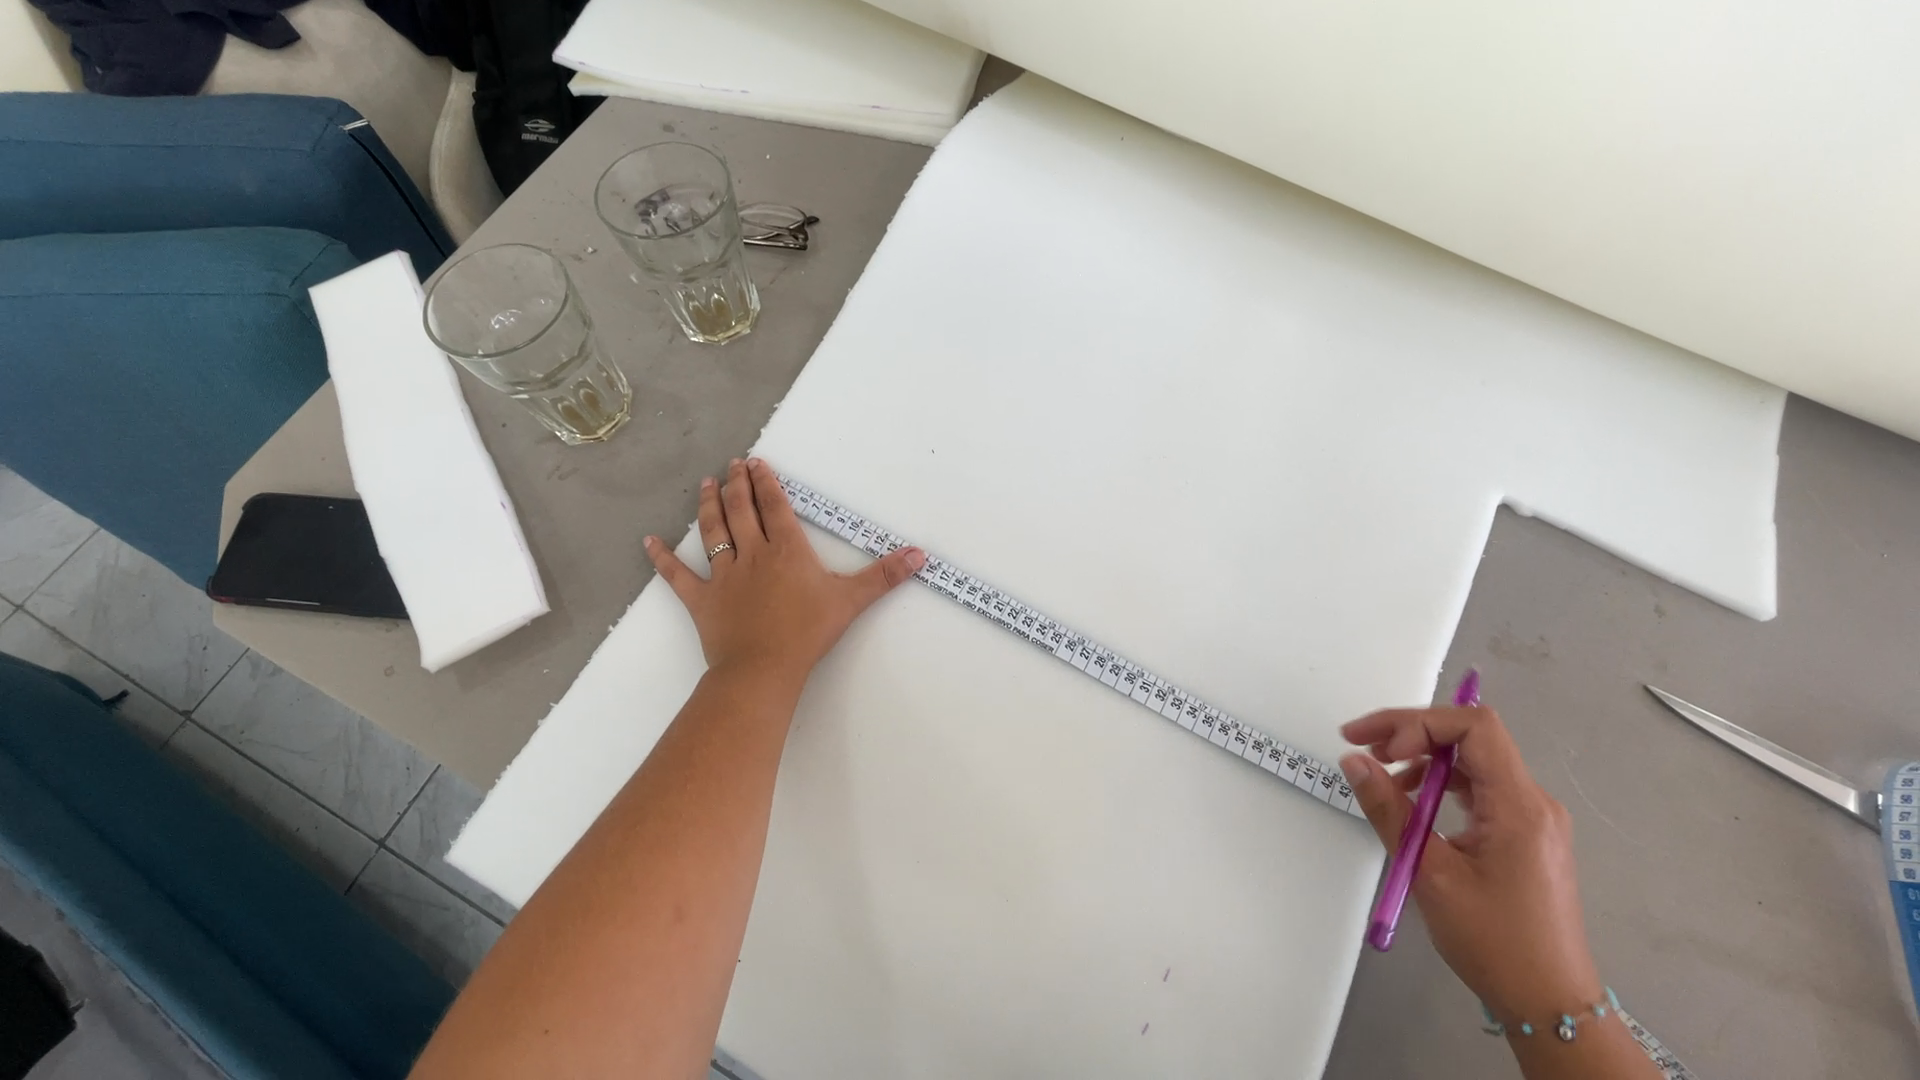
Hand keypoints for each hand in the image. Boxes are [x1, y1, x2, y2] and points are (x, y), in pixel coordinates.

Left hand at [643, 458, 925, 689]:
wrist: (763, 669)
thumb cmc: (807, 633)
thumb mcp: (851, 601)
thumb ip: (884, 576)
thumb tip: (920, 555)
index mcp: (786, 550)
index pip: (774, 506)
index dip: (766, 482)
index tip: (757, 462)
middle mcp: (752, 554)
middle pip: (741, 510)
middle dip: (736, 483)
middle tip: (732, 464)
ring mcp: (722, 576)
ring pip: (712, 532)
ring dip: (708, 505)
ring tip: (706, 484)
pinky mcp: (701, 600)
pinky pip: (677, 576)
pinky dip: (662, 560)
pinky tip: (648, 543)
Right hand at [1339, 707, 1602, 1025]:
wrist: (1550, 1004)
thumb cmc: (1494, 941)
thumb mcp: (1429, 872)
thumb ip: (1389, 809)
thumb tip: (1355, 761)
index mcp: (1519, 805)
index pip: (1473, 727)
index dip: (1417, 723)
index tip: (1375, 746)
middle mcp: (1533, 801)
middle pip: (1471, 737)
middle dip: (1411, 732)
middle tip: (1361, 745)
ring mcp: (1533, 818)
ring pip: (1474, 760)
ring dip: (1423, 756)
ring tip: (1380, 772)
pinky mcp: (1525, 835)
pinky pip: (1480, 787)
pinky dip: (1440, 782)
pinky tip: (1412, 801)